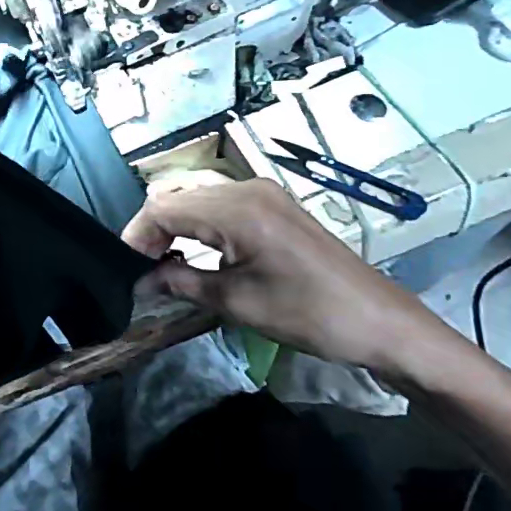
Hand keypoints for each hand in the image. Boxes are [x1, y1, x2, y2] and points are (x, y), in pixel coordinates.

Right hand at [123, 180, 443, 373]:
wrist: (383, 322)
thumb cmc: (311, 315)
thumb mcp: (238, 303)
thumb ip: (181, 282)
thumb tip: (142, 280)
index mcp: (237, 209)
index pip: (163, 208)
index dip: (137, 236)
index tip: (127, 269)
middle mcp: (245, 188)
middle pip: (176, 197)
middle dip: (152, 231)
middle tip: (141, 270)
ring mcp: (261, 192)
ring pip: (195, 197)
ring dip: (173, 225)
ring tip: (162, 262)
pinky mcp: (271, 202)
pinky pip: (218, 202)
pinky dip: (197, 222)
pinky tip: (193, 250)